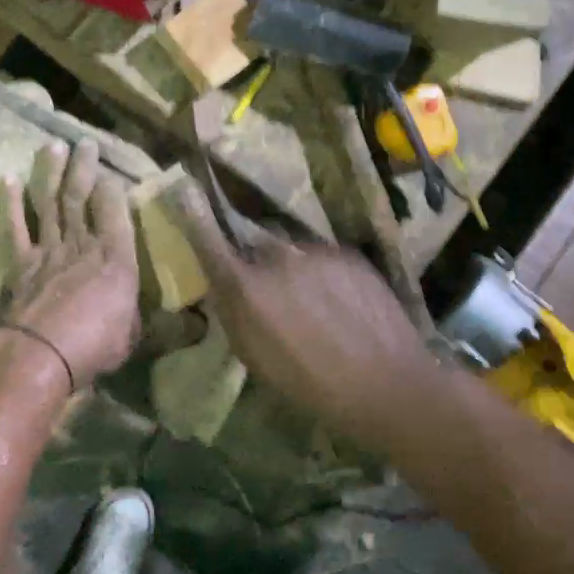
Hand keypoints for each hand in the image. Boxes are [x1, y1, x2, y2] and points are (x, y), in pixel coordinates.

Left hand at [0, 139, 141, 391]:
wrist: (40, 353)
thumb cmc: (94, 348)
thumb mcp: (133, 336)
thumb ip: (149, 319)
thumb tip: (192, 325)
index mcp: (116, 259)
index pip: (115, 212)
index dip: (112, 189)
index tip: (111, 171)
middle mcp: (82, 244)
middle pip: (80, 197)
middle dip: (83, 168)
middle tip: (85, 143)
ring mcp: (48, 249)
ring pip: (49, 202)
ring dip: (50, 172)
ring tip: (52, 146)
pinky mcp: (20, 261)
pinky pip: (15, 225)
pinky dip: (11, 201)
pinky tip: (8, 178)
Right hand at [169, 182, 441, 449]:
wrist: (392, 387)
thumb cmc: (311, 384)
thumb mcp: (253, 357)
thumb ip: (231, 312)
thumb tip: (221, 284)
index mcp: (246, 286)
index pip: (209, 238)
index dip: (193, 212)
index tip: (181, 186)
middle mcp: (277, 257)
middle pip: (255, 245)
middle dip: (257, 261)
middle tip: (272, 293)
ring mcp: (317, 252)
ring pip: (292, 250)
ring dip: (293, 268)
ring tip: (314, 304)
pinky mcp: (350, 255)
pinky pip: (324, 256)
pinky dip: (324, 274)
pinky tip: (341, 305)